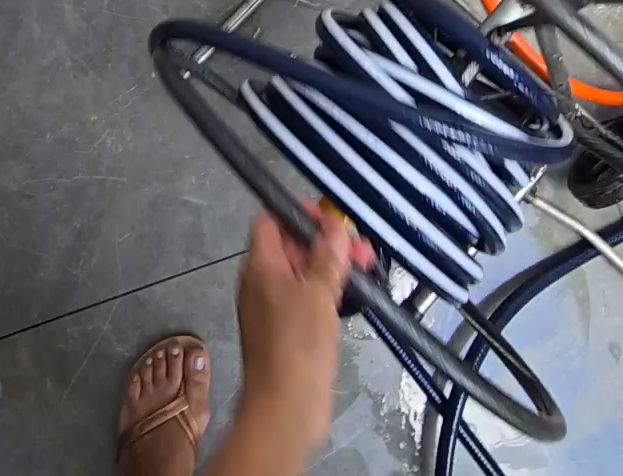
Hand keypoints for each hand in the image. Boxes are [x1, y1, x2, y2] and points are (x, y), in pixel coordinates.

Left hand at [234, 212, 354, 450]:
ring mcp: (274, 308)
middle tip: (356, 245)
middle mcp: (262, 283)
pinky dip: (326, 290)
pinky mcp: (288, 331)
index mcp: (260, 267)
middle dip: (324, 241)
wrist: (286, 410)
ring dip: (330, 266)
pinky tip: (350, 293)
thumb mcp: (317, 293)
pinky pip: (306, 298)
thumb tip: (334, 228)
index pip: (271, 221)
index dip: (297, 213)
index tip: (327, 217)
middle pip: (291, 246)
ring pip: (302, 273)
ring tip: (363, 266)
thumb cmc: (296, 348)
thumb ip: (327, 257)